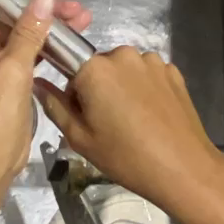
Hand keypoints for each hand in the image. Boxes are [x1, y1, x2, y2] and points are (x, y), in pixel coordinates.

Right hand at [34, 47, 223, 210]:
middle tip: (107, 124)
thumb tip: (39, 83)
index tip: (83, 113)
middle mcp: (123, 55)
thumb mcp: (80, 139)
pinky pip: (147, 75)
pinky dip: (145, 90)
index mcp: (95, 68)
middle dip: (98, 89)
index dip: (72, 90)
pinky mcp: (173, 71)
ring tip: (132, 122)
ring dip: (122, 88)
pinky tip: (151, 117)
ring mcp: (152, 61)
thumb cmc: (126, 157)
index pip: (69, 66)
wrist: (184, 169)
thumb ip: (55, 106)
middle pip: (99, 67)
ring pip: (124, 71)